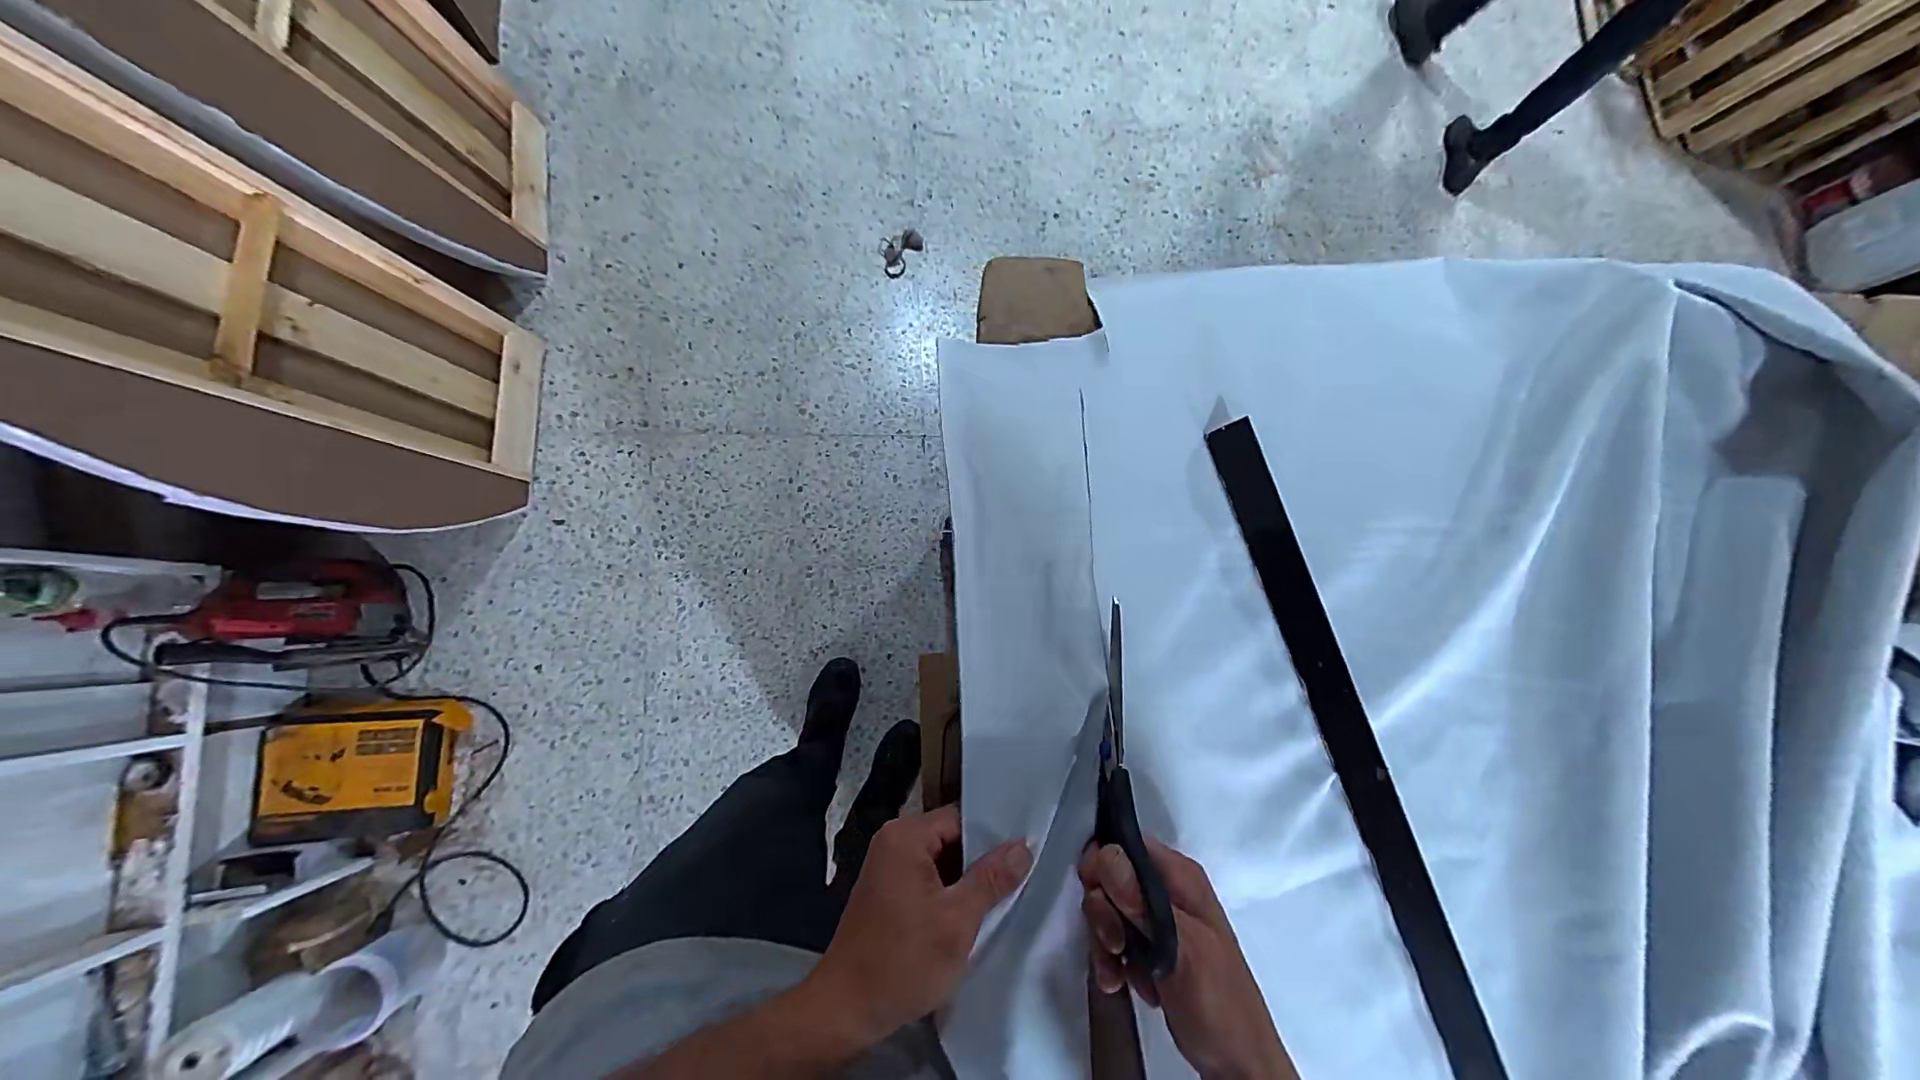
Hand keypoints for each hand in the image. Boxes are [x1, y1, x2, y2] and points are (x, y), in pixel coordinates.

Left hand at [801, 805, 1032, 1050]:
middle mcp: (893, 841)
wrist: (845, 1011)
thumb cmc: (902, 962)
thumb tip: (1023, 847)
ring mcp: (888, 866)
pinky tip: (972, 913)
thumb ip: (991, 879)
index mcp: (905, 836)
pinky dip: (949, 893)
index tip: (1026, 855)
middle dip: (982, 860)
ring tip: (1002, 897)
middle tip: (1020, 878)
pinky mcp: (888, 891)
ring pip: (942, 861)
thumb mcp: (956, 922)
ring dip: (967, 881)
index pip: (961, 818)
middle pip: (952, 837)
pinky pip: (929, 878)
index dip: (994, 836)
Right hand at [1080, 839, 1297, 1079]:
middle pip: (1110, 878)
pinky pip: (1114, 937)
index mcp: (1180, 877)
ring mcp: (1158, 918)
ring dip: (1104, 943)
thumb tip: (1108, 855)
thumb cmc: (1220, 1004)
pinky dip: (1110, 959)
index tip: (1100, 901)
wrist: (1237, 1062)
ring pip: (1108, 909)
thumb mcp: (1182, 948)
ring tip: (1119, 972)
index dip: (1102, 867)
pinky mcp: (1150, 945)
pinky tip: (1122, 980)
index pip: (1125, 844)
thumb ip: (1142, 901)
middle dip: (1103, 914)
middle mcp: (1168, 890)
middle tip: (1115, 944)